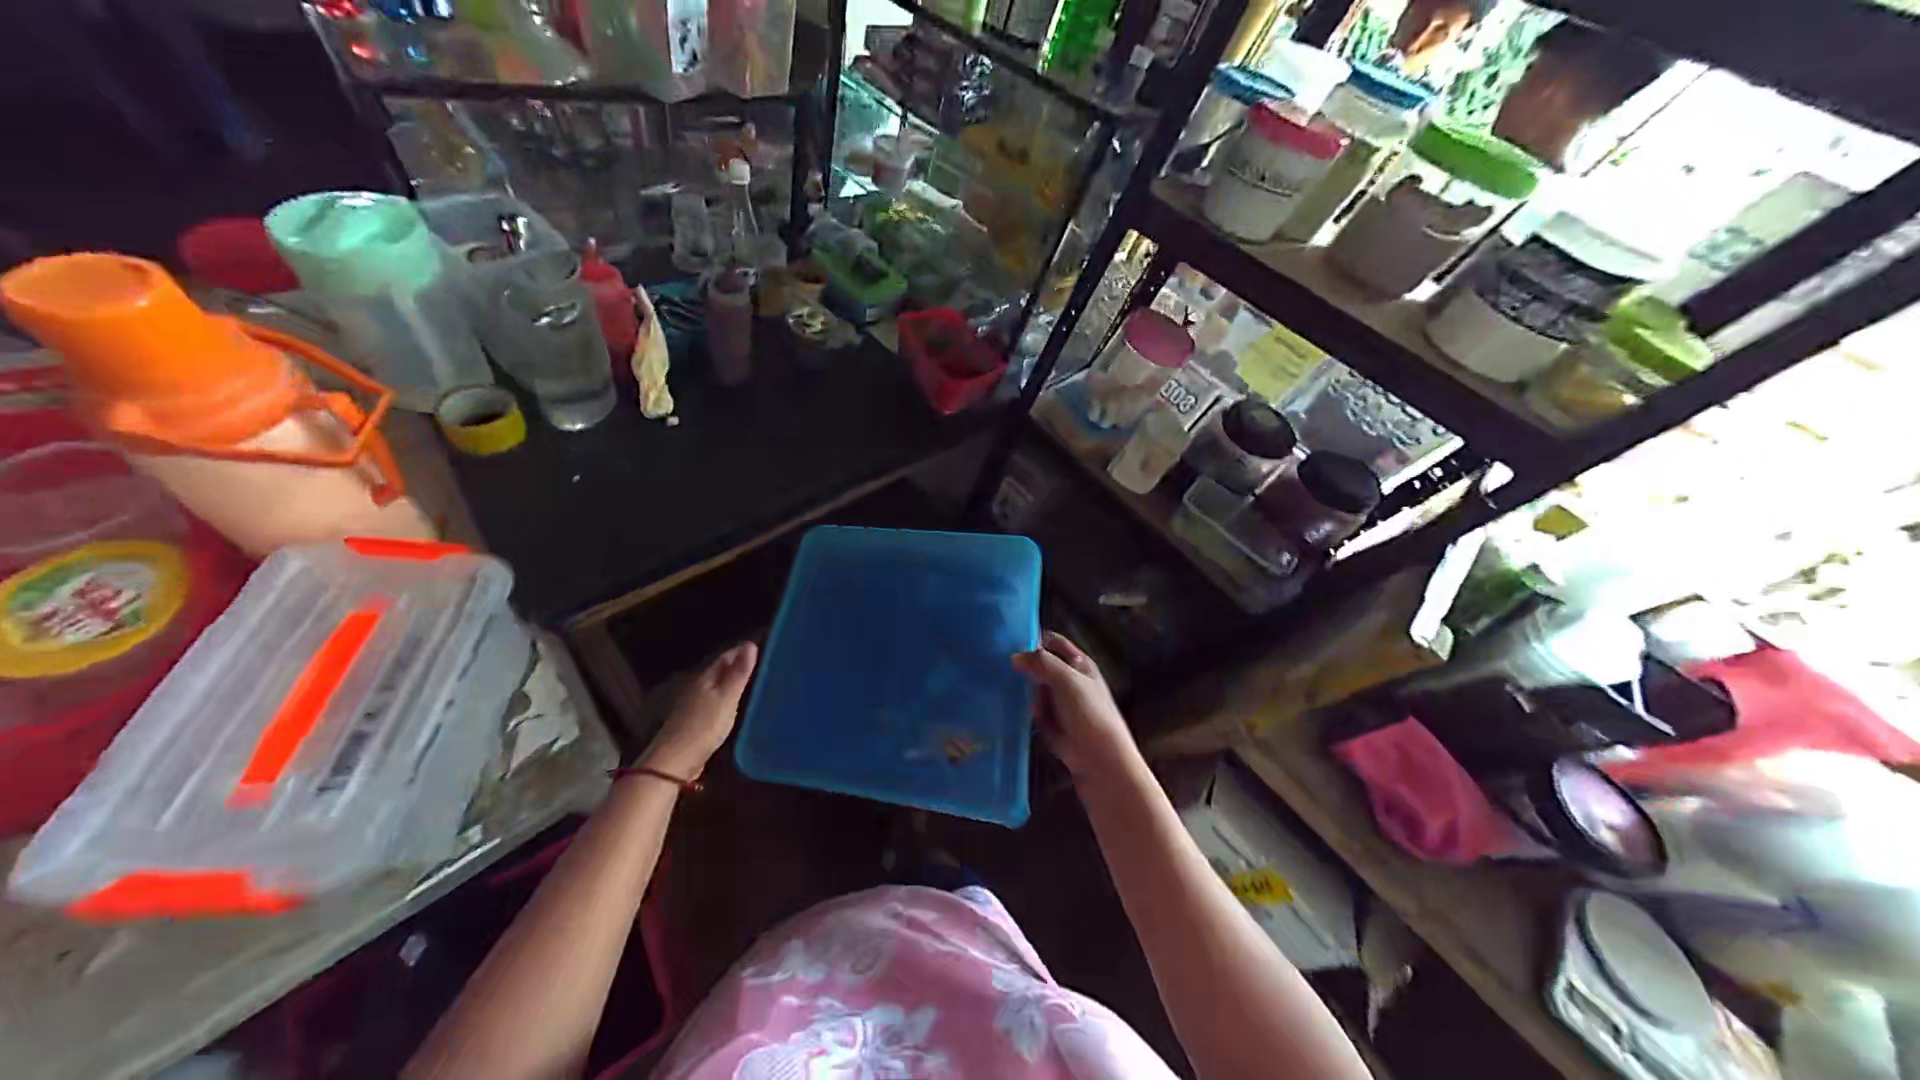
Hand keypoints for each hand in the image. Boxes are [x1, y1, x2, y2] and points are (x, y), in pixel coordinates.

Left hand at [640, 642, 757, 779]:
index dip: (740, 652)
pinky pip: (716, 704)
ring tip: (754, 685)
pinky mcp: (696, 724)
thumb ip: (739, 673)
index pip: (725, 658)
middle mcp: (697, 689)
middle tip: (762, 665)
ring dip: (733, 684)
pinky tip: (737, 707)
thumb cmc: (704, 726)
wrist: (675, 761)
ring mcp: (694, 707)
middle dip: (738, 667)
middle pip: (720, 672)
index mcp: (705, 679)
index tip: (761, 648)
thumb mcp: (726, 698)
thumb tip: (750, 644)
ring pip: (717, 688)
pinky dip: (728, 700)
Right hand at [1012, 632, 1139, 781]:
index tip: (1011, 642)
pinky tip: (1025, 713)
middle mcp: (1069, 679)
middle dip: (1026, 668)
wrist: (1099, 756)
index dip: (1035, 639)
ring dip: (1028, 693)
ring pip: (1034, 688)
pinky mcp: (1051, 721)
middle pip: (1040, 665)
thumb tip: (1015, 656)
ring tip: (1021, 697)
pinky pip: (1034, 709)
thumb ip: (1042, 662)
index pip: (1053, 642)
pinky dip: (1030, 712)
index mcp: (1078, 663)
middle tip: (1005, 667)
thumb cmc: (1089, 711)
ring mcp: (1060, 701)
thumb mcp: (1067, 679)